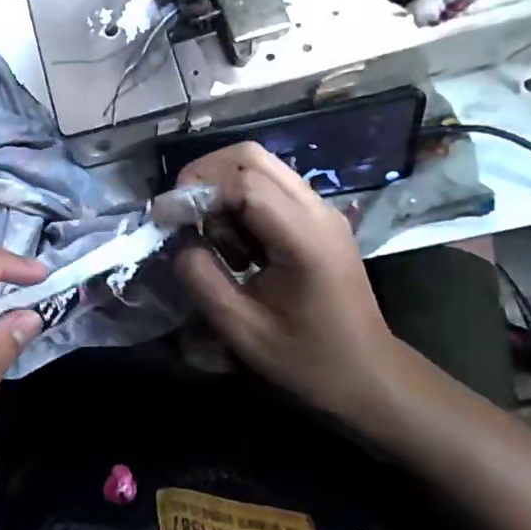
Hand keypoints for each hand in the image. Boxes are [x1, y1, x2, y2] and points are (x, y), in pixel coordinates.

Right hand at [173, 143, 399, 415]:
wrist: (367, 373)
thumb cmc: (307, 359)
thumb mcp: (241, 329)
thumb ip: (201, 278)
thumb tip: (176, 239)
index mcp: (305, 238)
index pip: (244, 184)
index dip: (195, 194)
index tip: (164, 220)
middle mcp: (317, 210)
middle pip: (251, 157)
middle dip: (205, 177)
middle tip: (182, 216)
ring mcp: (321, 209)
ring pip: (259, 165)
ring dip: (223, 188)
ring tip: (213, 236)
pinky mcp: (317, 216)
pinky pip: (270, 185)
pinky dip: (240, 199)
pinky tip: (236, 241)